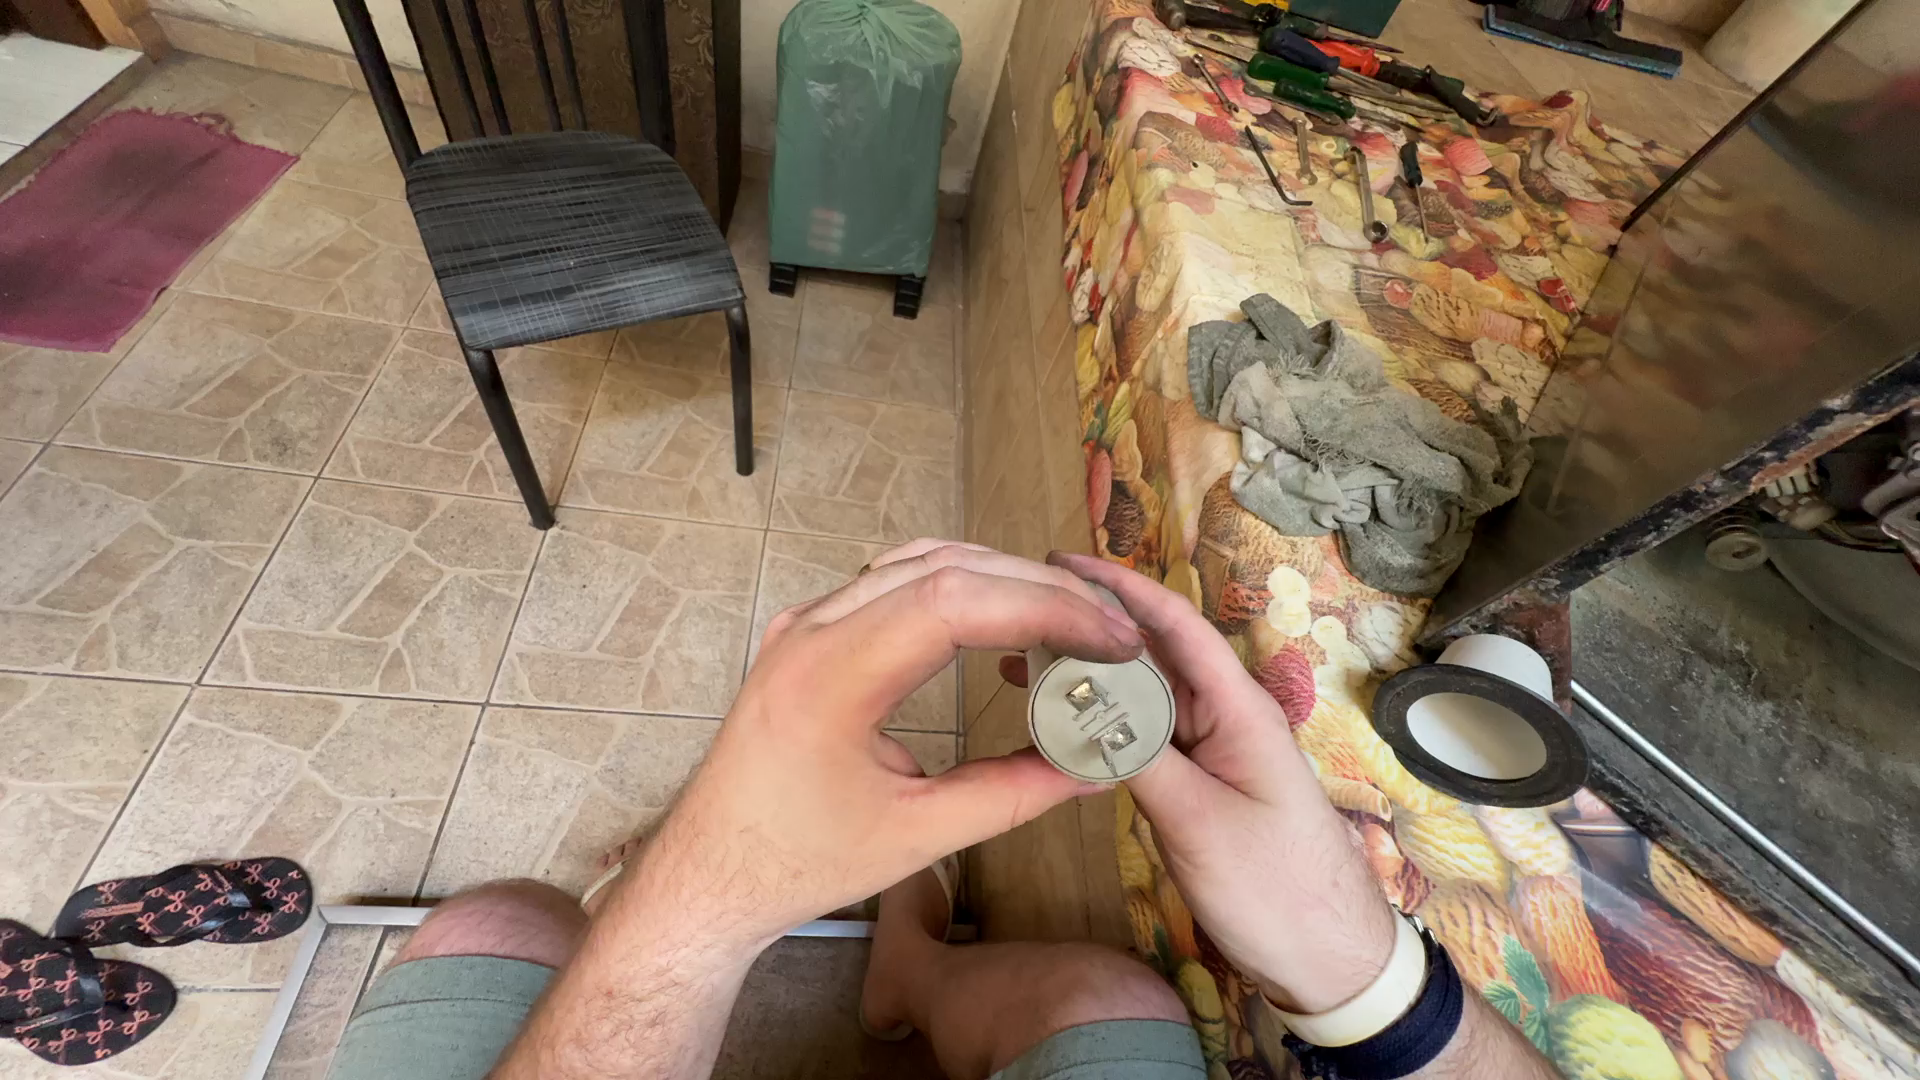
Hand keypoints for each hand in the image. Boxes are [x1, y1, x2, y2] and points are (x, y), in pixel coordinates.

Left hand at [615, 541, 1146, 960]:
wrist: (706, 872)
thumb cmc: (799, 864)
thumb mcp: (915, 837)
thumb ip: (1012, 795)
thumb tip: (1094, 768)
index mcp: (831, 676)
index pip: (954, 600)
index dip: (1045, 606)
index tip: (1110, 637)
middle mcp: (814, 627)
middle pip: (944, 567)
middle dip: (1038, 587)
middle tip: (1106, 624)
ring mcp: (807, 620)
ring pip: (919, 561)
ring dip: (1000, 575)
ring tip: (1066, 612)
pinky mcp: (810, 628)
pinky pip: (892, 579)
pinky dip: (958, 582)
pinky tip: (996, 609)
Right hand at [1048, 552, 1399, 1013]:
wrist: (1328, 963)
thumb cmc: (1274, 887)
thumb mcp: (1199, 822)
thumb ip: (1138, 757)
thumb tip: (1080, 704)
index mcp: (1236, 707)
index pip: (1176, 625)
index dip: (1123, 587)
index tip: (1066, 564)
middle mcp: (1220, 713)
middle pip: (1151, 652)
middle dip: (1091, 627)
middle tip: (1023, 615)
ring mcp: (1206, 746)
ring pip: (1141, 693)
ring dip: (1089, 674)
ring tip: (1022, 662)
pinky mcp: (1193, 776)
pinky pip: (1141, 733)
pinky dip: (1100, 720)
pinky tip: (1059, 720)